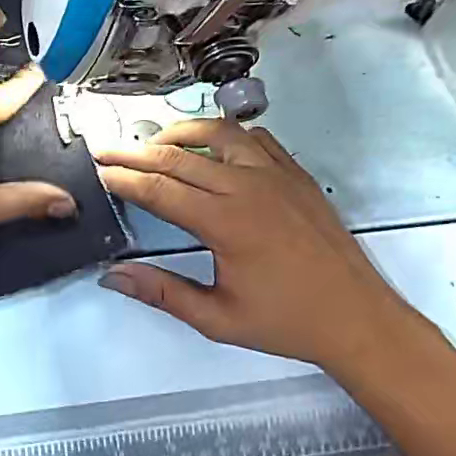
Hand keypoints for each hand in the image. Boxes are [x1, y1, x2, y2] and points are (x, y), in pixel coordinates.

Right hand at [95, 120, 421, 368]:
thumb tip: (113, 276)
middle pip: (178, 157)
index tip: (99, 170)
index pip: (160, 190)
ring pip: (218, 134)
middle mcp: (248, 188)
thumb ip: (162, 293)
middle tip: (107, 148)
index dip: (124, 178)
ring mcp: (276, 175)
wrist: (356, 316)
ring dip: (180, 133)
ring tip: (154, 142)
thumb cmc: (287, 322)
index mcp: (226, 223)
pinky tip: (213, 146)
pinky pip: (255, 139)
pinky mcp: (296, 174)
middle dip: (136, 152)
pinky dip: (226, 135)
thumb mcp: (217, 318)